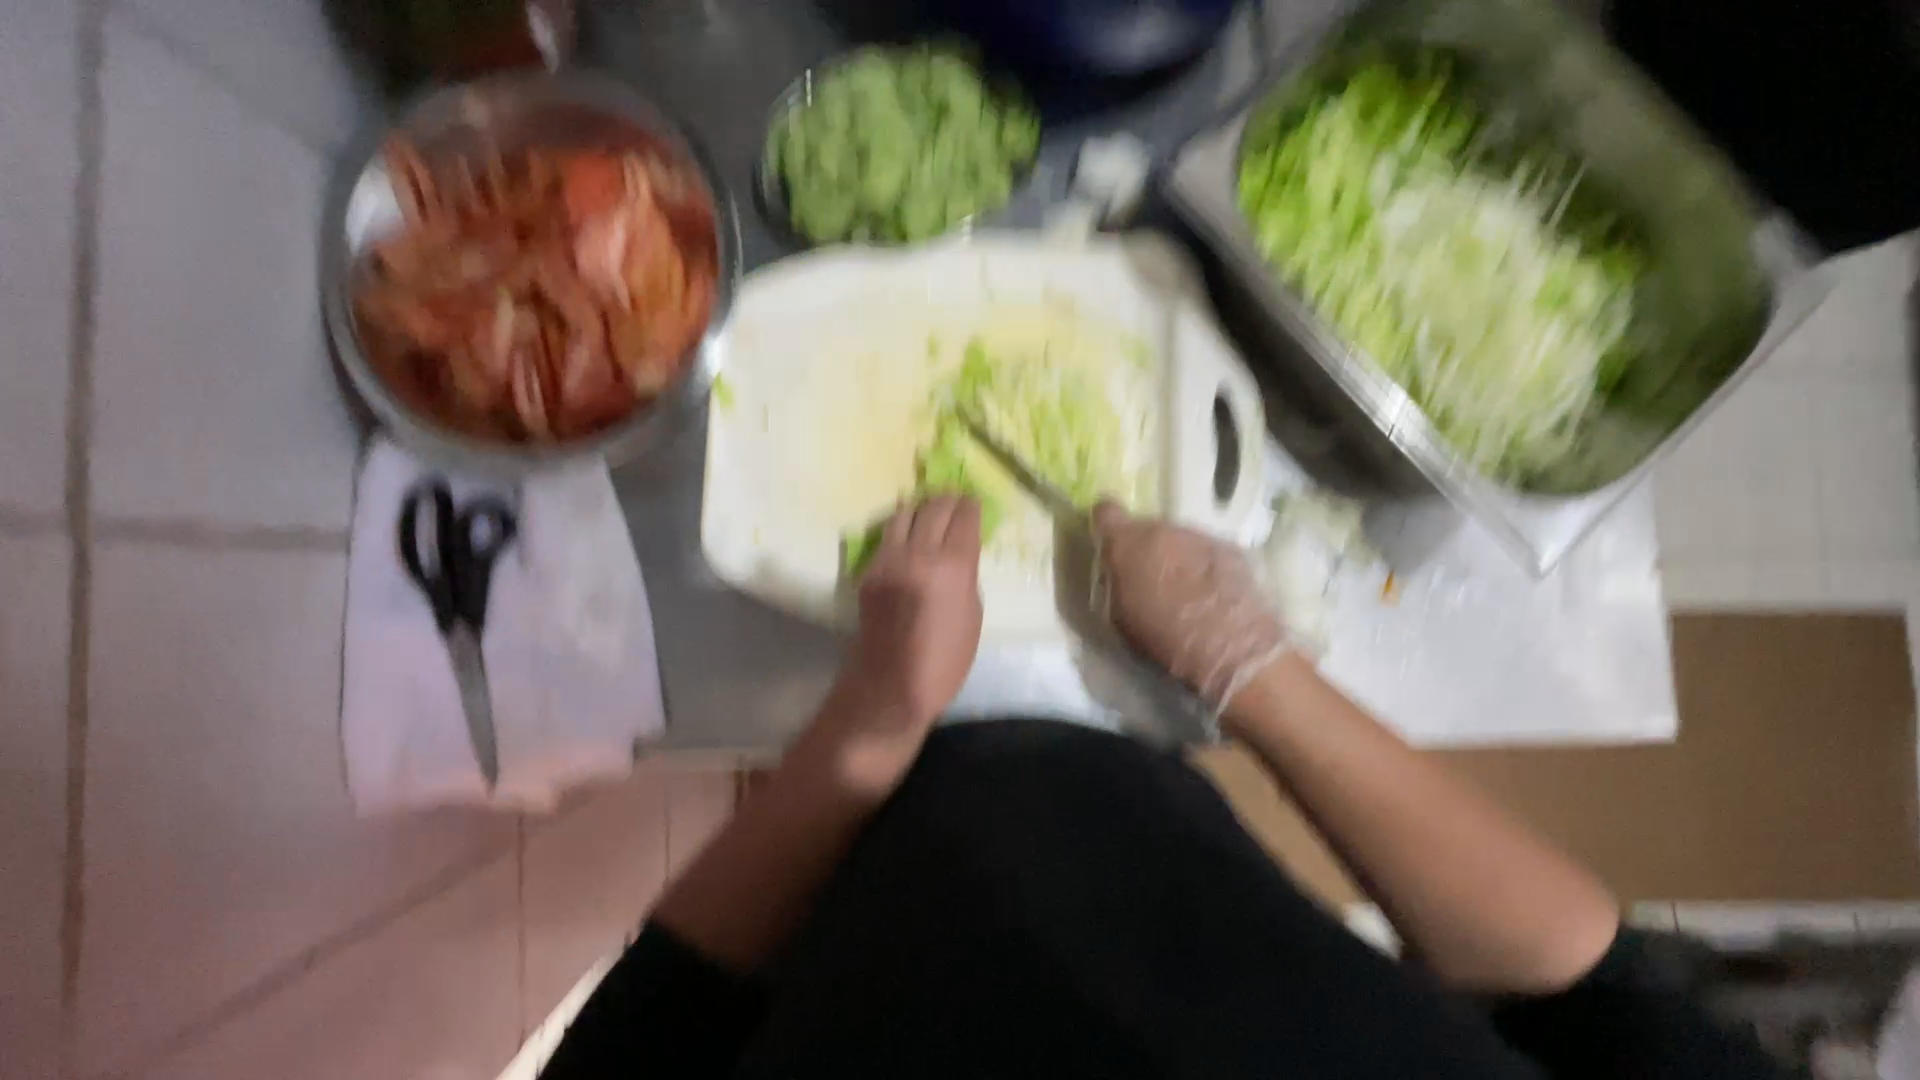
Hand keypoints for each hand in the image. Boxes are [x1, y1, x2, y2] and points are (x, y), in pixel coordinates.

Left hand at [808, 496, 983, 789]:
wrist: (890, 684)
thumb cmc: (944, 660)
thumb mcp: (972, 616)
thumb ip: (966, 576)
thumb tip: (958, 555)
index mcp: (953, 566)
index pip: (964, 517)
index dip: (972, 506)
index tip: (975, 503)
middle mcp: (919, 553)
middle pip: (934, 507)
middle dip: (948, 500)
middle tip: (956, 500)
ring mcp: (888, 559)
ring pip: (904, 513)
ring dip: (921, 507)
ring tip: (930, 510)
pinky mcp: (868, 570)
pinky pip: (887, 536)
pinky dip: (901, 528)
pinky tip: (908, 534)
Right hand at [1092, 501, 1289, 711]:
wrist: (1231, 649)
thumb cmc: (1164, 639)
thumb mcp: (1119, 616)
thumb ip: (1115, 581)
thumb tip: (1116, 570)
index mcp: (1127, 544)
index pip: (1106, 512)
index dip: (1106, 526)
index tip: (1110, 543)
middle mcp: (1162, 528)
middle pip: (1146, 528)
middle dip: (1145, 549)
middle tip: (1151, 579)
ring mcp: (1199, 534)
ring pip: (1178, 538)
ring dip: (1177, 556)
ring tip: (1185, 590)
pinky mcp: (1230, 547)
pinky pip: (1206, 551)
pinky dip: (1204, 565)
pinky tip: (1211, 593)